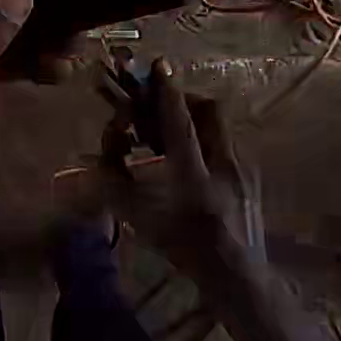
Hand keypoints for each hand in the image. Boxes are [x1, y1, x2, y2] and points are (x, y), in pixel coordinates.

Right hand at [105, 59, 257, 270]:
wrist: (238, 277)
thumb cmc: (187, 250)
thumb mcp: (145, 224)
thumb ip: (116, 192)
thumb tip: (89, 169)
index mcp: (193, 177)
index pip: (179, 124)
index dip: (167, 93)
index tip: (161, 64)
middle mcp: (222, 164)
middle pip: (209, 112)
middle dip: (186, 99)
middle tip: (164, 104)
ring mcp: (242, 169)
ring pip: (221, 126)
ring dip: (197, 118)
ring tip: (176, 132)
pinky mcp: (251, 177)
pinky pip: (227, 143)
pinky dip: (207, 138)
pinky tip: (195, 160)